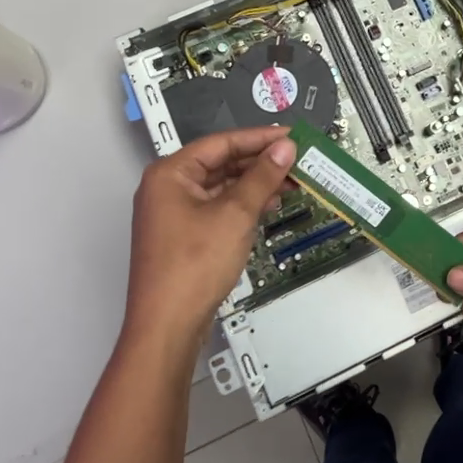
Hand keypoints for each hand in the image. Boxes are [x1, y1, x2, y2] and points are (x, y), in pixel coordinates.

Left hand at [123, 128, 294, 344]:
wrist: (167, 326)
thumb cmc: (192, 266)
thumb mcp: (235, 214)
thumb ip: (262, 176)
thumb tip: (284, 148)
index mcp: (170, 173)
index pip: (221, 143)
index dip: (259, 138)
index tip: (290, 136)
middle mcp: (167, 189)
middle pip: (220, 163)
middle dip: (259, 162)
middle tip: (296, 160)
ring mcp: (173, 215)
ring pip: (220, 187)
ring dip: (254, 184)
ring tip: (290, 182)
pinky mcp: (182, 237)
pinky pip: (217, 209)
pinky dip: (242, 205)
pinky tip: (267, 206)